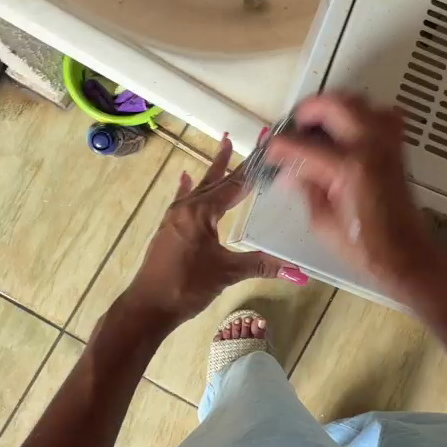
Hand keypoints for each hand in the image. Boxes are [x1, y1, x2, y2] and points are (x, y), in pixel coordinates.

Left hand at [108, 136, 291, 344]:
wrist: (147, 307)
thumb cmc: (186, 286)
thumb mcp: (227, 273)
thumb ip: (261, 265)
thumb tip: (299, 271)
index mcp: (201, 212)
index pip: (233, 186)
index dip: (251, 170)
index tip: (266, 152)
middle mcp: (187, 208)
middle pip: (216, 182)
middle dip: (232, 163)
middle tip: (248, 140)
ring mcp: (175, 218)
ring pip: (200, 188)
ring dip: (214, 171)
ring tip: (223, 149)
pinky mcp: (169, 229)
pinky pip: (182, 201)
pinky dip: (187, 188)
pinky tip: (186, 178)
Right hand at [263, 93, 446, 296]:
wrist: (405, 254)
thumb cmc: (365, 246)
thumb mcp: (322, 221)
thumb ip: (305, 187)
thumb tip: (290, 171)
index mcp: (347, 168)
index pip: (302, 144)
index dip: (280, 147)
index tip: (271, 152)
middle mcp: (369, 148)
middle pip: (334, 104)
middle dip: (308, 110)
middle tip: (295, 125)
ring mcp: (387, 144)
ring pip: (360, 101)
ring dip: (335, 106)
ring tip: (319, 123)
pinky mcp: (397, 149)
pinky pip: (382, 115)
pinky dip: (363, 114)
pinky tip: (350, 129)